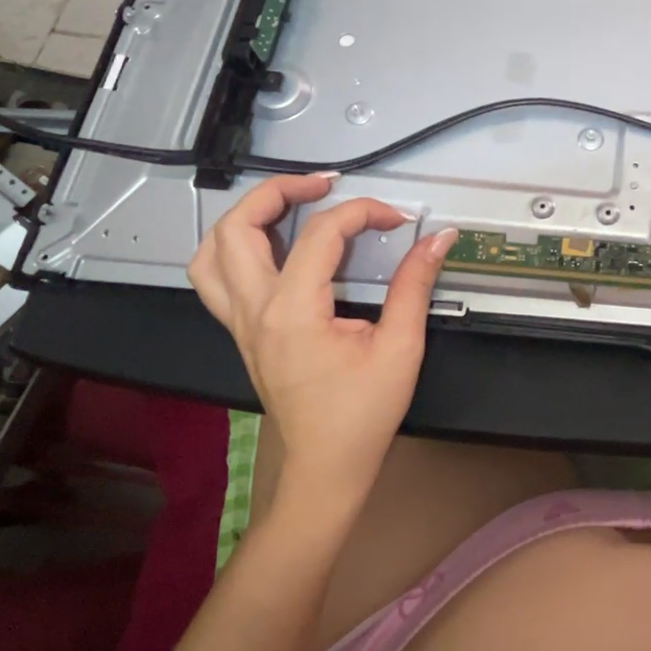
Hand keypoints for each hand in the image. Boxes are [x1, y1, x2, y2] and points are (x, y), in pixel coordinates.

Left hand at [187, 173, 456, 496]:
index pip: (320, 234)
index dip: (363, 212)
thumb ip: (415, 285)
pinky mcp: (243, 333)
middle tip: (324, 185)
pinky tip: (273, 247)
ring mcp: (240, 323)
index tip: (398, 219)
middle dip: (278, 192)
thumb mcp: (401, 346)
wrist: (327, 466)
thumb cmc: (364, 412)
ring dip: (245, 218)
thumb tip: (438, 238)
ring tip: (288, 206)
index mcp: (293, 311)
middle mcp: (254, 311)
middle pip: (239, 228)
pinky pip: (215, 278)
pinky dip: (235, 248)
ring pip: (211, 252)